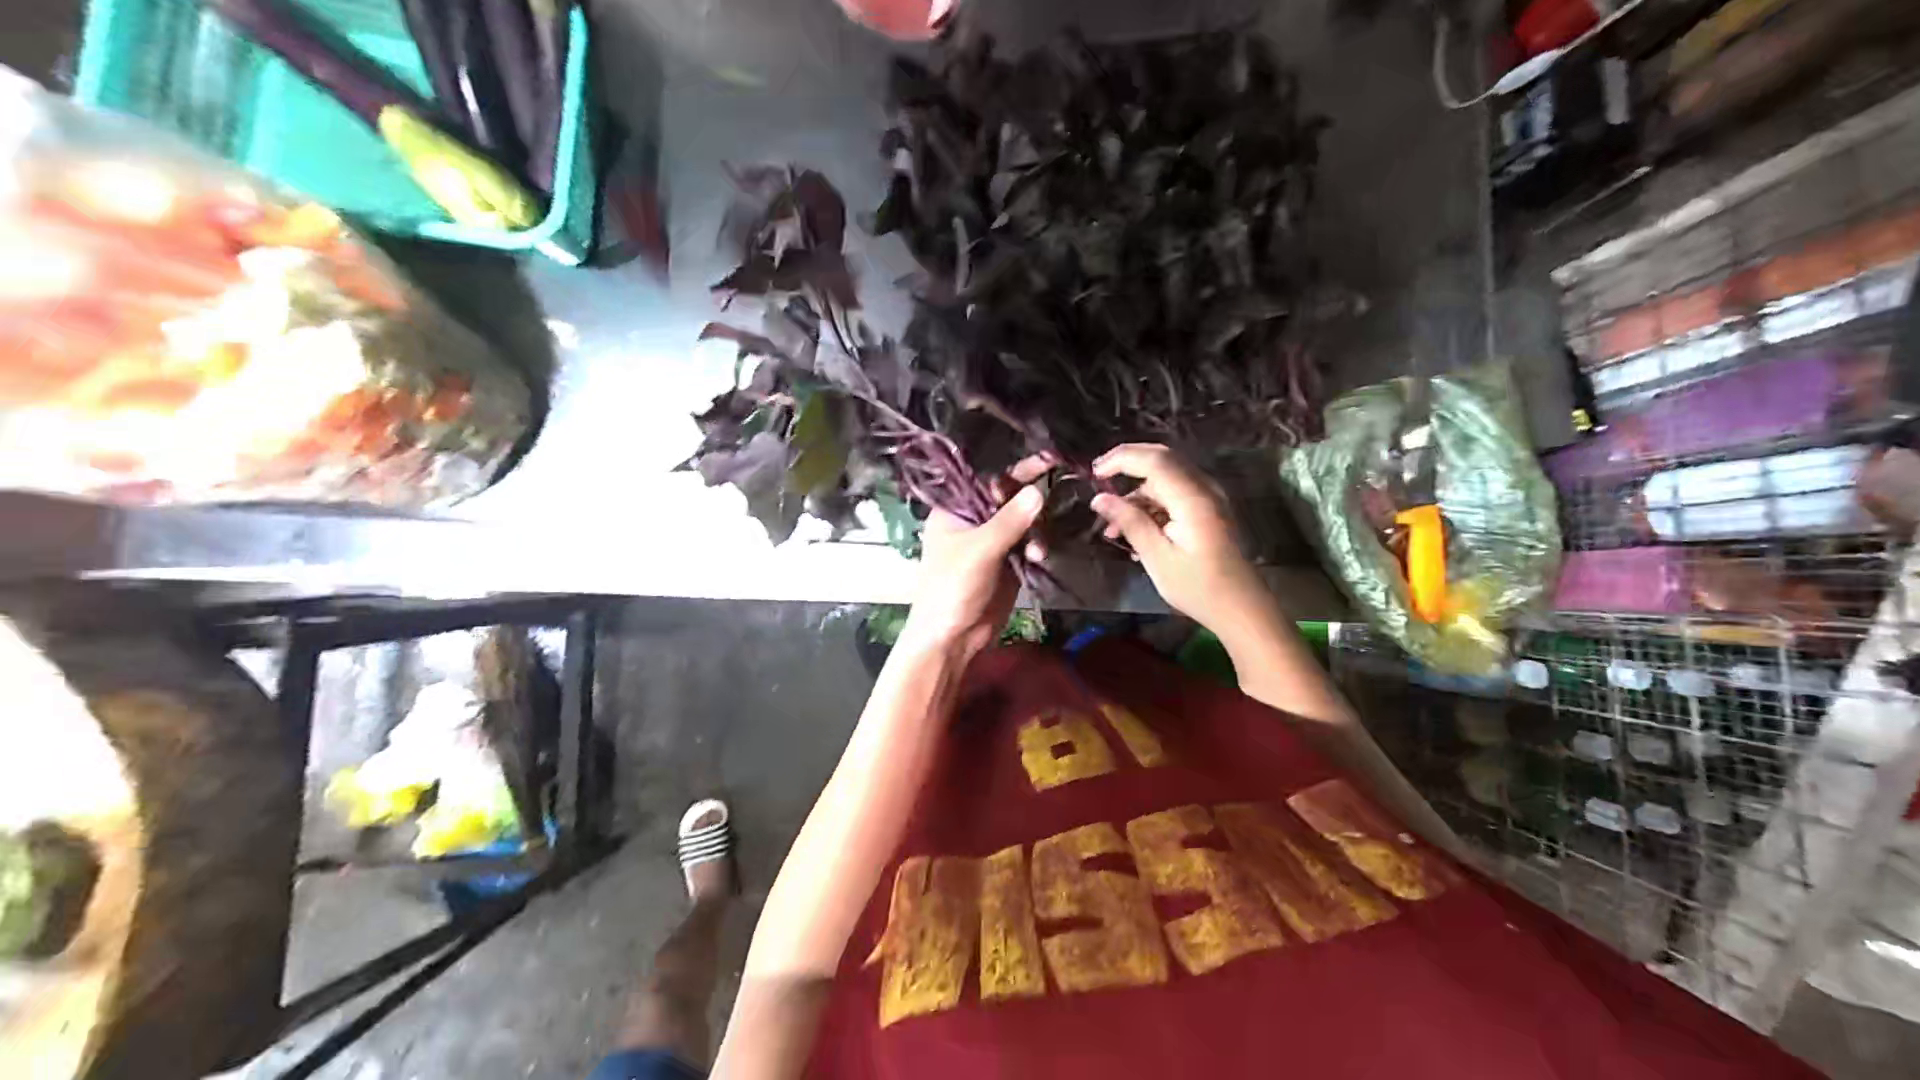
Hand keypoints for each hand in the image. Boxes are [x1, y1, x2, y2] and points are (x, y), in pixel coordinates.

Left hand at [900, 454, 1052, 655]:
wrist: (952, 638)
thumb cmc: (952, 588)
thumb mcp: (980, 550)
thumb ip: (1009, 521)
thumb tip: (1038, 490)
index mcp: (954, 510)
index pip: (986, 480)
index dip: (1014, 471)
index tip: (1045, 460)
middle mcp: (972, 520)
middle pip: (1008, 498)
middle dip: (1030, 499)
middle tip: (1056, 489)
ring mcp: (991, 542)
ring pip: (1023, 521)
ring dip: (1035, 529)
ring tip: (1036, 550)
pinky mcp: (1006, 562)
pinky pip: (1028, 544)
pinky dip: (1035, 547)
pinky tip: (1037, 558)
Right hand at [1090, 444, 1282, 641]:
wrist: (1241, 609)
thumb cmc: (1198, 587)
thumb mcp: (1157, 557)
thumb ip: (1130, 522)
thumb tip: (1099, 498)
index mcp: (1192, 499)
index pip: (1154, 460)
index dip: (1121, 459)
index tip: (1094, 473)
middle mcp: (1204, 490)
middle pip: (1162, 460)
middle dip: (1127, 464)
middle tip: (1098, 478)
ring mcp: (1209, 499)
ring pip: (1165, 479)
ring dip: (1136, 494)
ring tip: (1112, 527)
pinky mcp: (1208, 511)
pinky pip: (1174, 495)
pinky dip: (1151, 505)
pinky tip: (1135, 532)